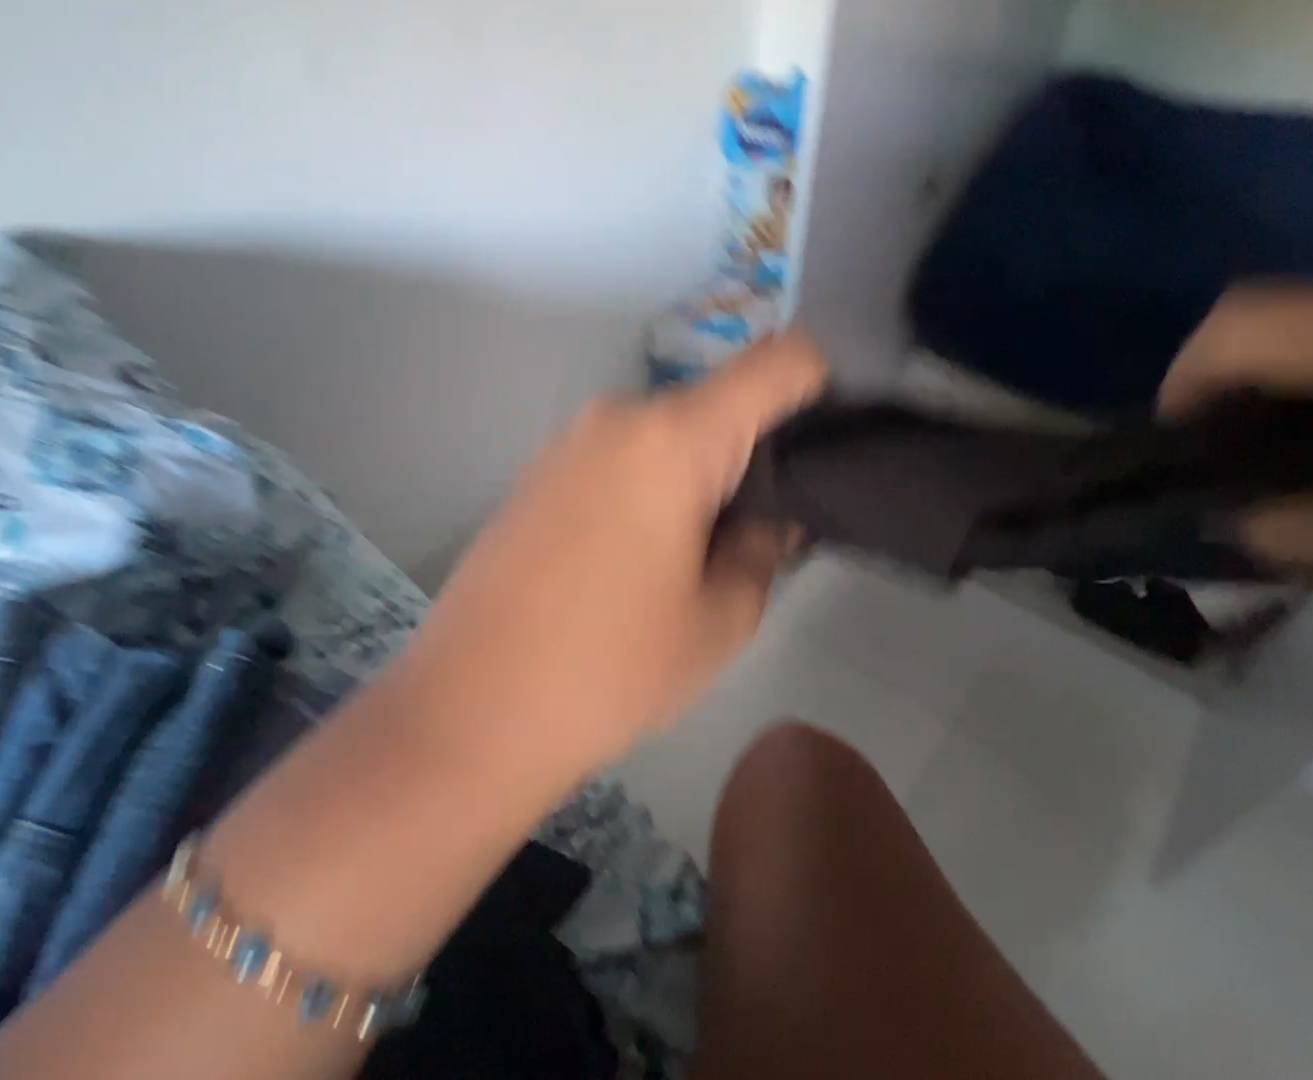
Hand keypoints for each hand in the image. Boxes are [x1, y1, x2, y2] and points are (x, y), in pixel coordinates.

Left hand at [405, 334, 827, 755]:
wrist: (469, 712)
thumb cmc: (609, 669)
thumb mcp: (719, 620)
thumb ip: (764, 550)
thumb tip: (768, 520)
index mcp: (673, 437)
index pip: (778, 363)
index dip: (825, 383)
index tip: (843, 438)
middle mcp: (615, 418)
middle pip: (717, 406)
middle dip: (754, 456)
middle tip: (769, 534)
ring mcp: (565, 445)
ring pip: (664, 439)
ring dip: (698, 480)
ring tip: (699, 560)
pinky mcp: (533, 479)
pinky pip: (616, 463)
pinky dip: (649, 493)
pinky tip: (638, 566)